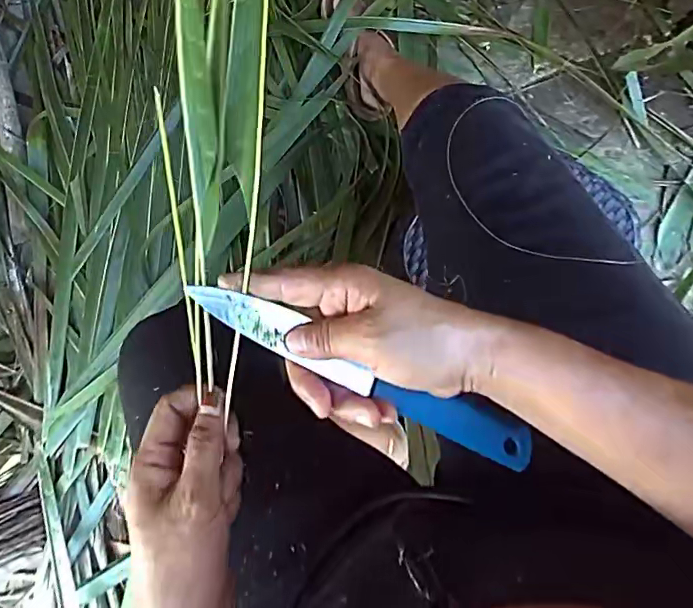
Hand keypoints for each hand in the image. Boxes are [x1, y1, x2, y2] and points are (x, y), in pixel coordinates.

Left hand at [125, 387, 240, 607]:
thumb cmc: (177, 566)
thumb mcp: (194, 497)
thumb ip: (205, 445)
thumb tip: (213, 401)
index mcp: (151, 462)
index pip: (172, 408)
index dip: (199, 400)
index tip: (224, 404)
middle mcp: (167, 471)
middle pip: (201, 427)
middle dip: (219, 445)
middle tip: (219, 468)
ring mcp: (187, 487)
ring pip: (218, 452)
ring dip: (226, 474)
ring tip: (217, 504)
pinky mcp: (205, 503)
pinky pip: (226, 477)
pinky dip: (230, 492)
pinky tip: (222, 515)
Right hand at [224, 265, 506, 434]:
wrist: (471, 360)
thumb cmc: (422, 338)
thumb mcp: (368, 341)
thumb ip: (322, 341)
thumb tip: (289, 339)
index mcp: (342, 286)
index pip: (287, 282)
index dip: (253, 286)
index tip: (222, 287)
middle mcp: (343, 305)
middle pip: (300, 343)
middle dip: (314, 381)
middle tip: (325, 406)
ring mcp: (354, 332)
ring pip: (322, 369)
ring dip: (342, 398)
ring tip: (374, 410)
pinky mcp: (366, 356)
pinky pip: (343, 381)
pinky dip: (358, 400)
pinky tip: (383, 408)